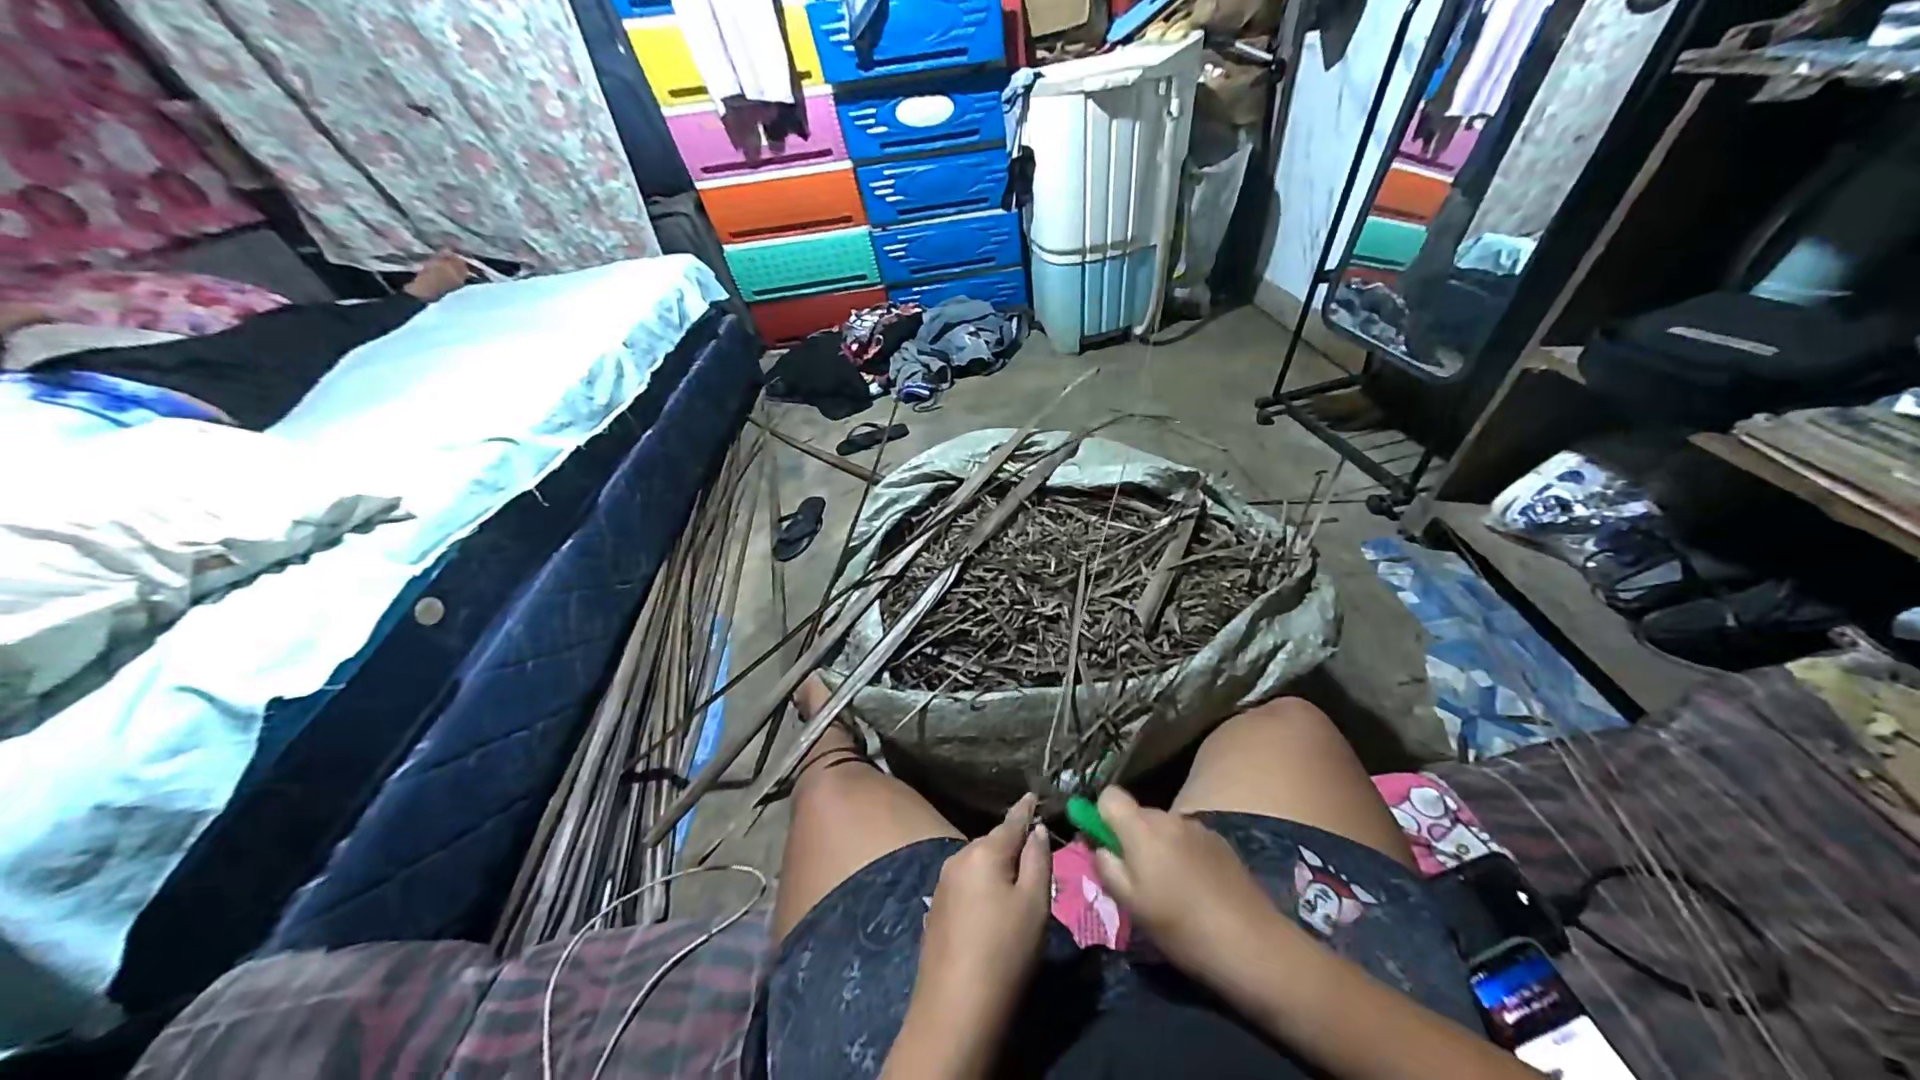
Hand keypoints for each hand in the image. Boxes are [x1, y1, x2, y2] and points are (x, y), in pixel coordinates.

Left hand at [914, 793, 1052, 1024]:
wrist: (954, 1009)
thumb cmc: (1005, 951)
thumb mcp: (1035, 904)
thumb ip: (1038, 860)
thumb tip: (1036, 830)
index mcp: (983, 851)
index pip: (1011, 821)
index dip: (1026, 809)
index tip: (1034, 795)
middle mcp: (958, 858)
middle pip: (993, 842)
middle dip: (1014, 845)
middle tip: (1039, 859)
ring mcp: (943, 884)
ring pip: (979, 863)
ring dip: (998, 868)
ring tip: (1020, 888)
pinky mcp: (937, 909)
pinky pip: (967, 883)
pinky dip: (984, 886)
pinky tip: (993, 909)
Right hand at [1091, 786, 1282, 980]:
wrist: (1251, 943)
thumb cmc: (1180, 926)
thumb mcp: (1130, 903)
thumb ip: (1106, 866)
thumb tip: (1100, 846)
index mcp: (1142, 828)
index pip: (1109, 795)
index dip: (1102, 815)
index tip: (1105, 845)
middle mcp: (1169, 818)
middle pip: (1137, 812)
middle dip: (1131, 836)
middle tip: (1136, 876)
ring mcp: (1198, 827)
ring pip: (1163, 827)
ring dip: (1158, 846)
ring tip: (1169, 887)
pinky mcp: (1221, 841)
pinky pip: (1187, 838)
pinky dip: (1182, 854)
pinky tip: (1195, 888)